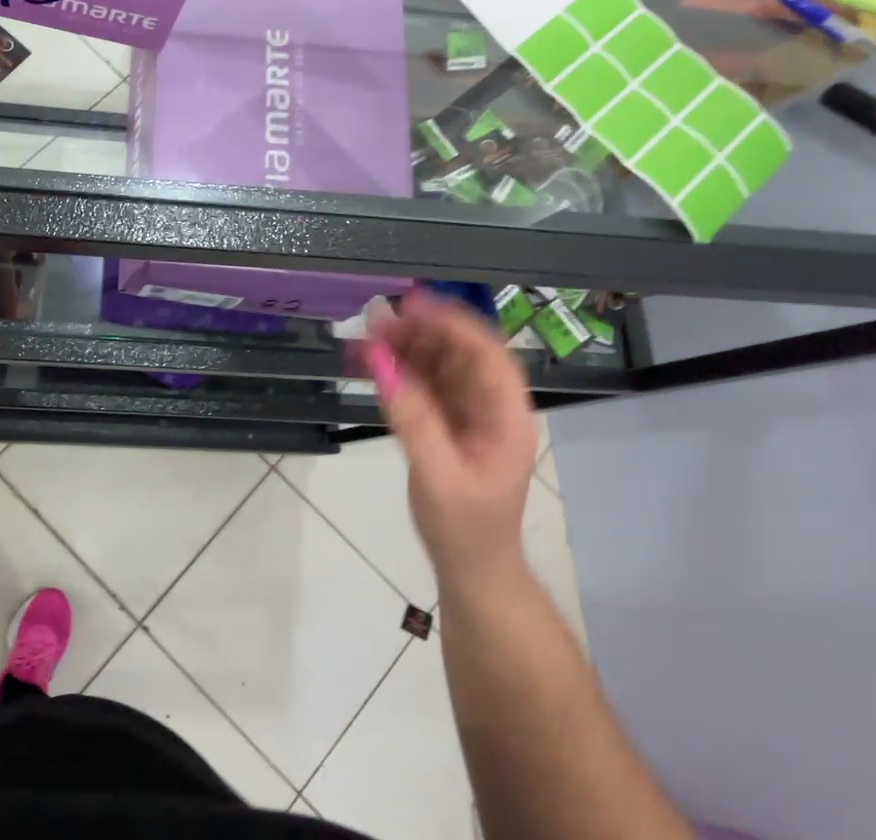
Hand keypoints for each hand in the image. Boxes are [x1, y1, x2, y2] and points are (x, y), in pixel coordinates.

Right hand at [364, 293, 539, 589]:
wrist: (473, 570)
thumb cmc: (464, 528)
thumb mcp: (437, 475)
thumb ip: (412, 419)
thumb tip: (382, 365)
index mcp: (507, 417)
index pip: (486, 355)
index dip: (452, 324)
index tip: (411, 306)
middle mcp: (492, 409)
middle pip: (461, 355)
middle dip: (422, 332)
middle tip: (376, 317)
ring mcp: (470, 418)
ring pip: (441, 368)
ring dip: (408, 348)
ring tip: (369, 333)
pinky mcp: (448, 428)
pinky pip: (426, 389)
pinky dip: (401, 372)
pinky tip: (373, 363)